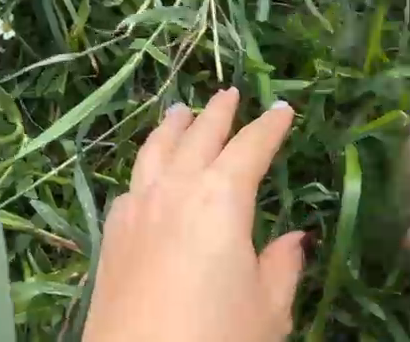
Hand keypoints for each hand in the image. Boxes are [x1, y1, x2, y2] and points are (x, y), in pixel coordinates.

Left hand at [82, 88, 306, 341]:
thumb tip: (295, 237)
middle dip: (218, 112)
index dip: (269, 126)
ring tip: (181, 110)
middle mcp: (177, 187)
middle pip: (200, 134)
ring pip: (157, 147)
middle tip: (230, 93)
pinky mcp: (113, 229)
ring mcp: (139, 204)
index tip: (283, 108)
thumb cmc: (216, 340)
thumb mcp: (267, 311)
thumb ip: (282, 267)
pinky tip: (150, 170)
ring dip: (174, 125)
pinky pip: (133, 180)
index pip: (250, 147)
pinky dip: (148, 164)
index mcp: (221, 198)